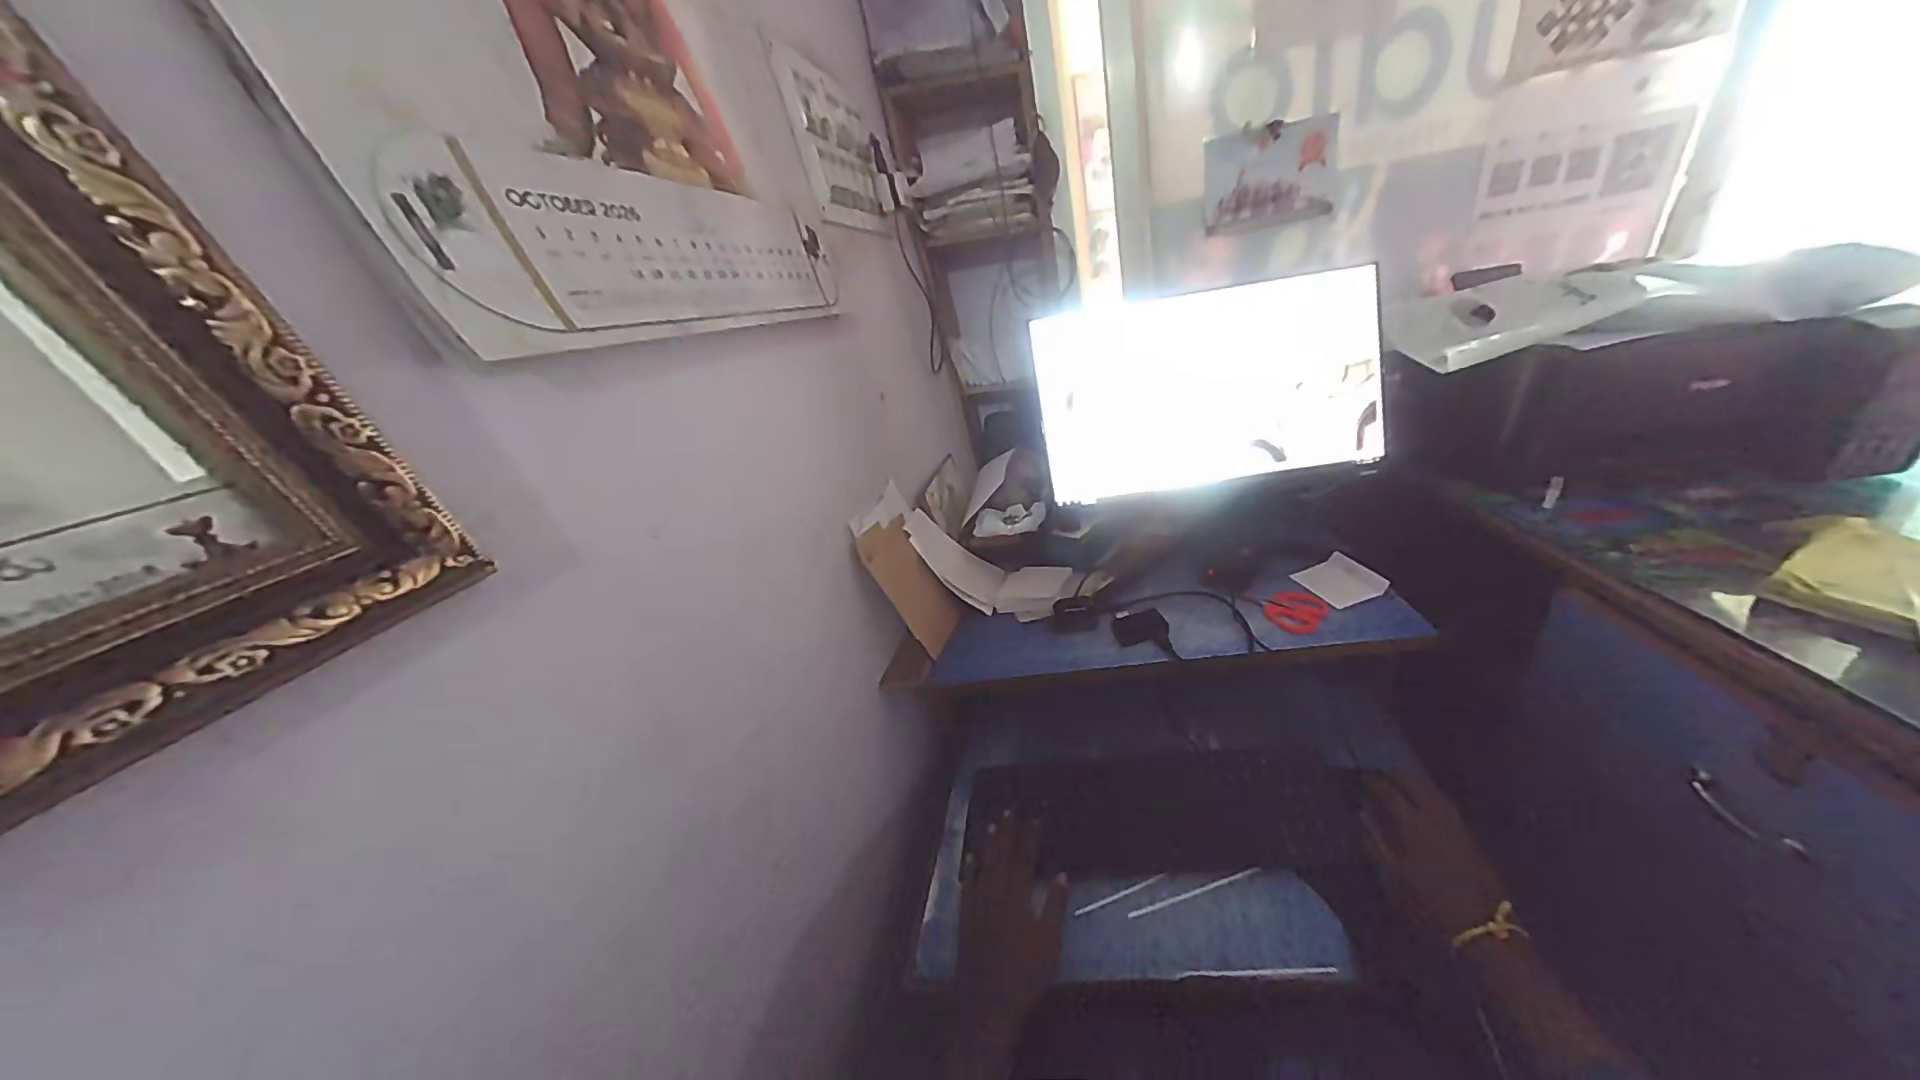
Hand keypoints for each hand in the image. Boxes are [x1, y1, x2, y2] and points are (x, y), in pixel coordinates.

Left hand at [952, 814, 1067, 1060]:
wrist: (988, 1003)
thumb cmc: (1026, 975)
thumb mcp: (1049, 943)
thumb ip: (1054, 906)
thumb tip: (1060, 874)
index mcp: (1016, 898)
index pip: (1024, 859)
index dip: (1029, 838)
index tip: (1034, 818)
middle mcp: (994, 894)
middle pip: (1001, 856)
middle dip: (1007, 832)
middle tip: (1010, 811)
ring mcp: (976, 904)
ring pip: (982, 865)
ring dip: (989, 844)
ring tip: (993, 824)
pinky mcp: (965, 916)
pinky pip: (967, 883)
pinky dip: (969, 867)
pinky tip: (970, 856)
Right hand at [1359, 770, 1509, 943]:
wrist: (1482, 925)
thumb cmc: (1428, 903)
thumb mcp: (1392, 875)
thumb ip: (1374, 840)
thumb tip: (1362, 812)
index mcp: (1412, 824)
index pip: (1387, 790)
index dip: (1371, 781)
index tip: (1358, 777)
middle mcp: (1435, 815)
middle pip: (1412, 781)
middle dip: (1392, 774)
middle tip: (1375, 774)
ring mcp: (1455, 823)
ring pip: (1430, 788)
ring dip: (1411, 782)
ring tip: (1395, 783)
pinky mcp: (1468, 833)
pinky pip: (1442, 801)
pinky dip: (1426, 793)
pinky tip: (1420, 801)